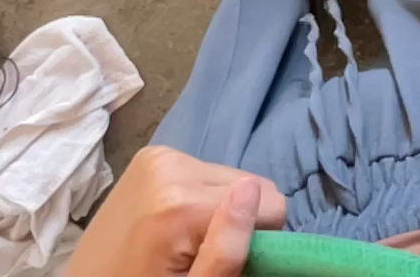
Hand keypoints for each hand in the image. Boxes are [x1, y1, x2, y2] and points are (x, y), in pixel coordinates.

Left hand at [68, 146, 285, 276]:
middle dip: (233, 222)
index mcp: (180, 201)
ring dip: (214, 210)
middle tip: (197, 258)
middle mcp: (170, 164)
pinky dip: (196, 199)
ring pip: (227, 177)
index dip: (256, 241)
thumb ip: (227, 252)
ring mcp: (157, 155)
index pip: (269, 200)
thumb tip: (253, 190)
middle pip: (247, 184)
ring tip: (181, 245)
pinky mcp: (150, 155)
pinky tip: (171, 227)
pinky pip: (203, 172)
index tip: (222, 264)